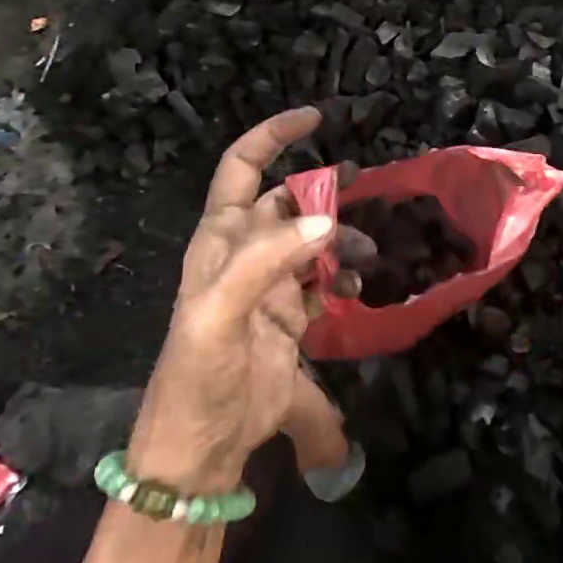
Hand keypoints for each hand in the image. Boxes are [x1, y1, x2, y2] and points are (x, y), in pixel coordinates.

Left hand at [126, 107, 369, 492]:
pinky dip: (340, 280)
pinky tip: (353, 290)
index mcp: (219, 238)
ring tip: (364, 256)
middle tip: (365, 184)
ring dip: (338, 240)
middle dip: (322, 190)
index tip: (314, 118)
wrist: (200, 444)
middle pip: (286, 202)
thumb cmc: (198, 373)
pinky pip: (321, 284)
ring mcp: (269, 285)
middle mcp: (244, 252)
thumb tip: (325, 220)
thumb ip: (267, 261)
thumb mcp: (219, 313)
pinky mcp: (289, 318)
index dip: (271, 137)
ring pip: (310, 241)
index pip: (241, 168)